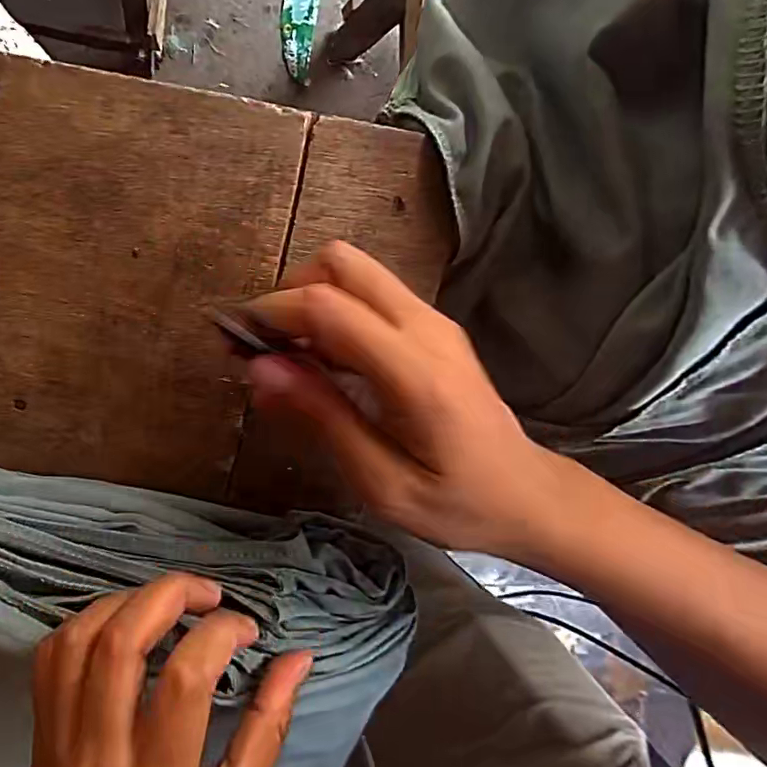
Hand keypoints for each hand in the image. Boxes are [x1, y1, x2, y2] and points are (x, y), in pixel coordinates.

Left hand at [31, 573, 312, 766]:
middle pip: (121, 643)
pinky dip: (86, 621)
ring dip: (125, 601)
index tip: (245, 629)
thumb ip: (266, 731)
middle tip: (206, 594)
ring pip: (78, 639)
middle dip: (169, 595)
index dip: (220, 635)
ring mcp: (59, 744)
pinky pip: (51, 656)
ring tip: (165, 601)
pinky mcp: (39, 734)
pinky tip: (120, 622)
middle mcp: (98, 761)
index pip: (184, 681)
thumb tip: (297, 658)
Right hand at [242, 241, 588, 559]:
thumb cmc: (458, 502)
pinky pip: (365, 293)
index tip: (236, 342)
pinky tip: (317, 358)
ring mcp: (430, 320)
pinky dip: (327, 310)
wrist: (530, 494)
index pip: (328, 306)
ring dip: (305, 298)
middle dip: (287, 293)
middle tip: (265, 345)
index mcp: (415, 372)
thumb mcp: (381, 482)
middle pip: (338, 264)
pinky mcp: (428, 324)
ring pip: (350, 270)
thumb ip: (321, 417)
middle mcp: (425, 327)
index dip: (271, 313)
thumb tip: (260, 368)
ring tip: (284, 353)